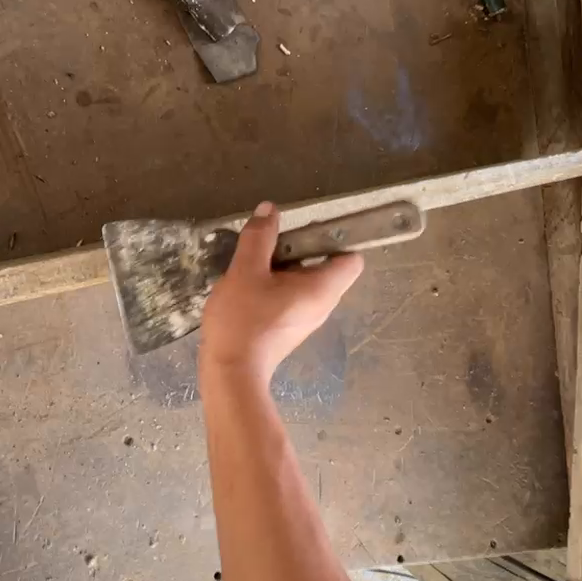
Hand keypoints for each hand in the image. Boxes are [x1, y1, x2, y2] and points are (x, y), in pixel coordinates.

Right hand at [199, 202, 363, 385]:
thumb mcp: (245, 270)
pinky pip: (289, 297)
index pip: (351, 258)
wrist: (230, 371)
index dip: (334, 239)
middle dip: (297, 249)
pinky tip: (245, 286)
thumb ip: (259, 237)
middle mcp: (322, 304)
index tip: (303, 229)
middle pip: (323, 266)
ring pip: (302, 282)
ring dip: (280, 268)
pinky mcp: (287, 328)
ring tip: (250, 263)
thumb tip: (269, 209)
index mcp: (322, 288)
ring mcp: (305, 319)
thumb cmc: (243, 318)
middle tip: (267, 244)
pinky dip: (273, 286)